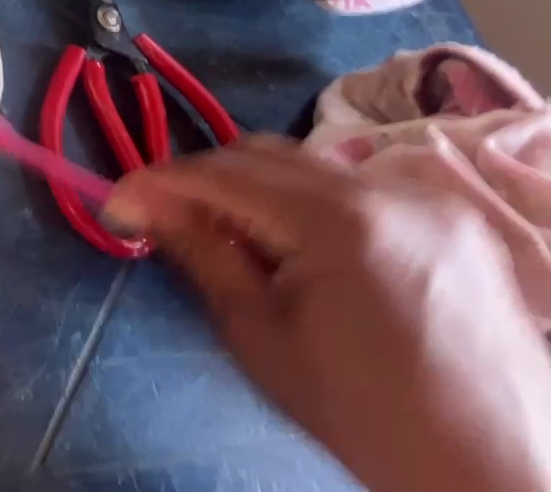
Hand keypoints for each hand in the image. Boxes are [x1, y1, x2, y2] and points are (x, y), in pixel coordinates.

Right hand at [106, 136, 550, 491]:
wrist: (500, 470)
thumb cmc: (362, 410)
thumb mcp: (256, 331)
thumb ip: (196, 248)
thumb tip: (134, 201)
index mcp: (338, 221)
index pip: (216, 173)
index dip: (152, 183)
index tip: (113, 205)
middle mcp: (387, 190)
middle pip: (256, 153)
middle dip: (198, 180)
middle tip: (162, 219)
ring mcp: (427, 200)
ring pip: (299, 162)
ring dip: (247, 186)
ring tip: (227, 234)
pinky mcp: (449, 217)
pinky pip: (346, 182)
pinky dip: (299, 197)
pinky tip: (291, 242)